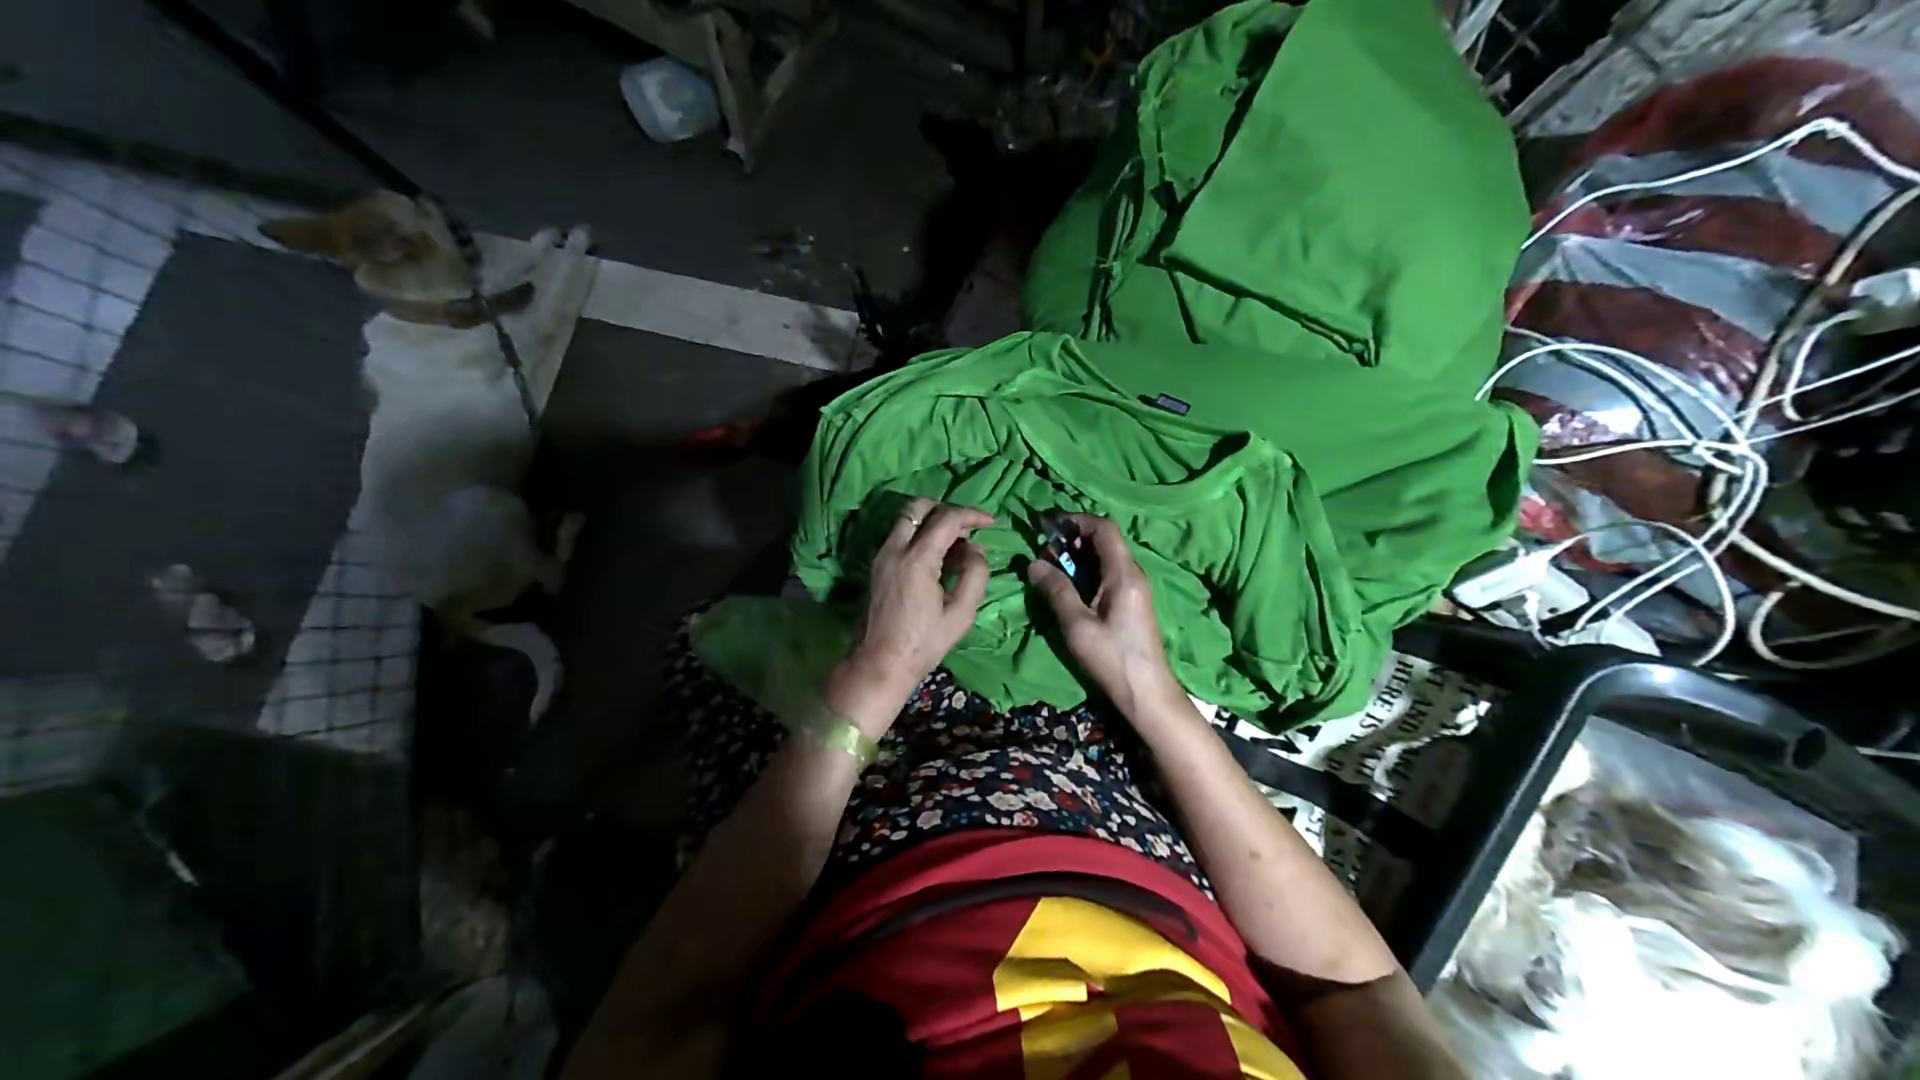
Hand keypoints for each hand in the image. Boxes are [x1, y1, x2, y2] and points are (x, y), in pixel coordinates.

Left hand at [827, 497, 992, 735]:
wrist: (879, 663)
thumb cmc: (924, 643)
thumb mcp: (961, 613)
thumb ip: (975, 574)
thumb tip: (975, 549)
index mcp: (917, 560)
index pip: (947, 519)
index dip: (972, 515)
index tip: (990, 522)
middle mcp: (894, 549)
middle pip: (918, 506)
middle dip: (947, 509)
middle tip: (967, 528)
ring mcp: (881, 555)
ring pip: (906, 518)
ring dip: (931, 521)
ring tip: (954, 545)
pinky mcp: (875, 565)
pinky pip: (899, 535)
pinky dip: (919, 534)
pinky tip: (936, 558)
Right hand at [1026, 514, 1187, 723]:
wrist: (1146, 691)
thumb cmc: (1112, 657)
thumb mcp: (1077, 625)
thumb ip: (1056, 591)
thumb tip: (1034, 563)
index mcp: (1124, 574)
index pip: (1105, 529)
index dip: (1077, 521)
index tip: (1050, 526)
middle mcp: (1133, 574)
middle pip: (1104, 541)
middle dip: (1073, 539)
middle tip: (1044, 551)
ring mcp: (1134, 588)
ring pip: (1105, 558)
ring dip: (1078, 556)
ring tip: (1050, 567)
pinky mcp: (1130, 602)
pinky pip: (1107, 574)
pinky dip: (1086, 571)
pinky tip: (1067, 586)